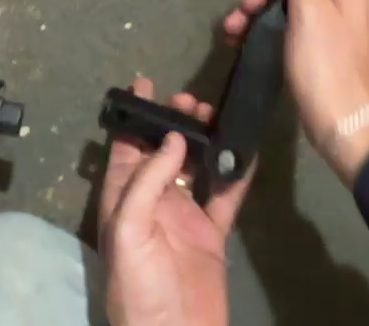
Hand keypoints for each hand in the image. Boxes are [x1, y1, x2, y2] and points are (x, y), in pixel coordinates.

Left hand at [98, 77, 253, 325]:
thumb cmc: (138, 286)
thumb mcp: (128, 230)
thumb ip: (147, 180)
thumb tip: (172, 137)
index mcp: (123, 196)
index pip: (126, 145)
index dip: (134, 115)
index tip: (145, 83)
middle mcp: (152, 199)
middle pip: (162, 149)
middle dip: (173, 121)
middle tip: (191, 101)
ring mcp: (182, 215)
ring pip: (193, 165)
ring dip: (203, 140)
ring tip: (215, 116)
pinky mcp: (210, 233)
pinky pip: (224, 196)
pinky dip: (235, 174)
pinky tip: (246, 153)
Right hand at [222, 0, 368, 183]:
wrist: (344, 129)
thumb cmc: (328, 64)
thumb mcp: (308, 9)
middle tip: (249, 0)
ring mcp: (331, 24)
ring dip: (261, 4)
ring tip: (234, 26)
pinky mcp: (318, 47)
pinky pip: (289, 22)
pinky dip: (267, 25)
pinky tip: (241, 38)